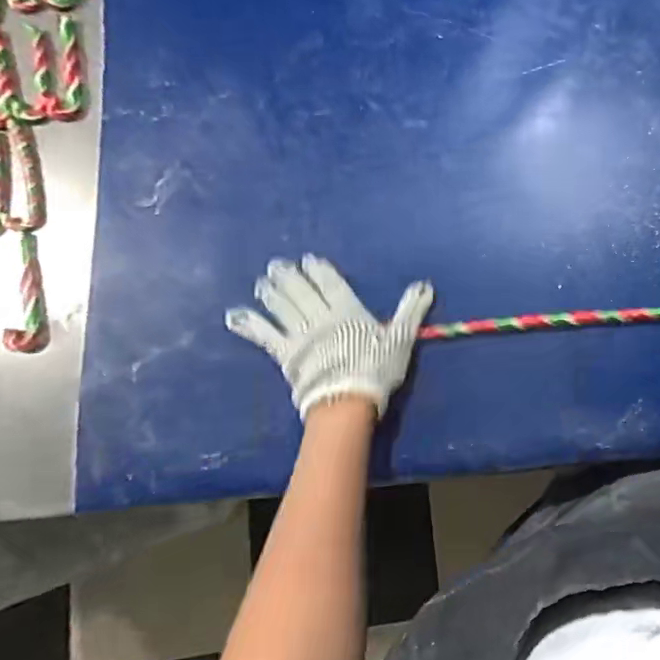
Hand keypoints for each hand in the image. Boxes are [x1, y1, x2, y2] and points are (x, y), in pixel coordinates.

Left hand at [226, 256, 433, 418]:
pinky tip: (234, 316)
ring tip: (262, 283)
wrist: (348, 399)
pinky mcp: (285, 354)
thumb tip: (425, 285)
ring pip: (282, 307)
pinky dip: (249, 324)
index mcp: (347, 310)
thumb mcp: (400, 337)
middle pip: (301, 290)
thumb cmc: (376, 368)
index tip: (308, 260)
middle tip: (276, 266)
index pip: (330, 282)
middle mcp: (320, 316)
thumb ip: (410, 309)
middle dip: (289, 277)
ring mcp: (299, 334)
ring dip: (271, 293)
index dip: (318, 270)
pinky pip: (264, 335)